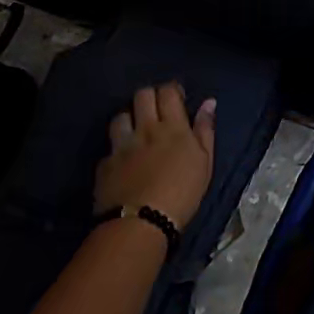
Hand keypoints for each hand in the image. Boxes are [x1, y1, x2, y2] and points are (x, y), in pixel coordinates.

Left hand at [94, 83, 215, 227]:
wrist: (141, 223)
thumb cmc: (182, 191)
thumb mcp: (205, 161)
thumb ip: (205, 129)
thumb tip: (208, 102)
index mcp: (172, 126)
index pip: (168, 92)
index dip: (172, 89)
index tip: (178, 97)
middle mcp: (145, 129)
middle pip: (142, 96)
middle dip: (150, 96)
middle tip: (158, 109)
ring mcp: (121, 146)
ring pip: (120, 116)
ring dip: (129, 118)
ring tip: (137, 130)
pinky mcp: (104, 165)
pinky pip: (109, 147)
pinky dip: (117, 149)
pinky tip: (123, 160)